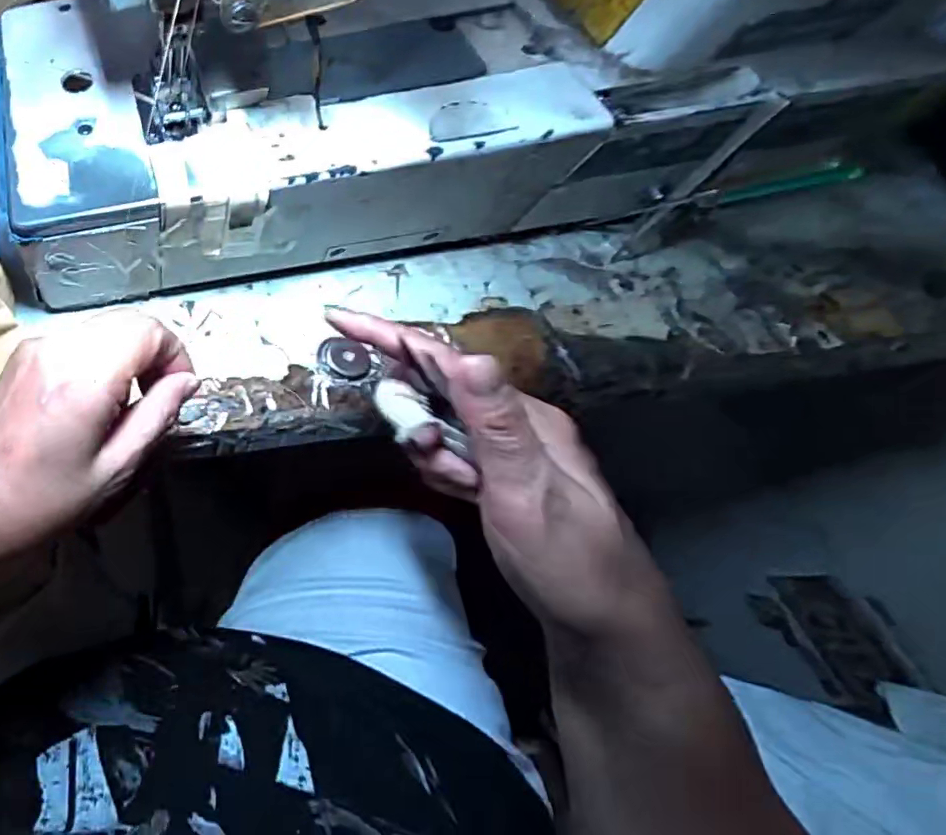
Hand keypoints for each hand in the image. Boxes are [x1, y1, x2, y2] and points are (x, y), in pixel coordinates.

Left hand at [0, 311, 197, 578]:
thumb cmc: (46, 501)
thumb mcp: (114, 468)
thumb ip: (156, 416)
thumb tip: (187, 381)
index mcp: (82, 377)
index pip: (148, 330)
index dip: (175, 355)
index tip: (176, 391)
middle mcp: (58, 347)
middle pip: (128, 321)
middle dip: (154, 351)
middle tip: (156, 396)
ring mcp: (35, 345)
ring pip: (104, 325)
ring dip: (127, 352)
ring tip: (124, 400)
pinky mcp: (22, 353)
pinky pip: (78, 337)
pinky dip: (100, 353)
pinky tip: (92, 395)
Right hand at [327, 309, 678, 643]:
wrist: (605, 626)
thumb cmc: (572, 564)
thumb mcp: (528, 492)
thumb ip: (496, 424)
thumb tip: (470, 358)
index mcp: (523, 415)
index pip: (445, 360)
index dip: (389, 336)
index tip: (340, 319)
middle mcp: (512, 420)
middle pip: (434, 390)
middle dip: (415, 418)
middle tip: (439, 463)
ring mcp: (504, 446)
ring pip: (436, 423)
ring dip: (430, 452)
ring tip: (460, 487)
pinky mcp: (493, 470)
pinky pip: (447, 451)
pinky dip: (440, 468)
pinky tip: (461, 492)